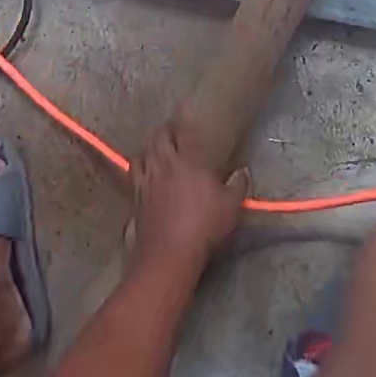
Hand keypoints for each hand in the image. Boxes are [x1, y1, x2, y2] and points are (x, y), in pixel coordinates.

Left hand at [129, 122, 247, 274]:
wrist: (168, 254)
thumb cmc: (204, 224)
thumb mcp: (231, 205)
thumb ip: (237, 184)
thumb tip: (242, 171)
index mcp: (188, 161)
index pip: (184, 133)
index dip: (186, 124)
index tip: (190, 122)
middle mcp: (164, 165)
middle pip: (159, 137)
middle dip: (166, 131)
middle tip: (175, 131)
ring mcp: (146, 181)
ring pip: (142, 153)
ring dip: (150, 148)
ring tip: (158, 150)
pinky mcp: (135, 198)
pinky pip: (134, 173)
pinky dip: (140, 167)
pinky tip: (146, 174)